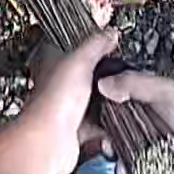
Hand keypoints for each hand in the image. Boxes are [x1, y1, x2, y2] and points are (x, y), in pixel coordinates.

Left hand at [8, 29, 118, 173]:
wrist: (50, 142)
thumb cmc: (56, 98)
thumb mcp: (81, 60)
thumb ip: (96, 44)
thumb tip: (111, 32)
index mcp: (52, 58)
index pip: (72, 44)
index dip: (89, 43)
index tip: (109, 44)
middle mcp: (58, 81)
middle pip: (86, 73)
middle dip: (104, 76)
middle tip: (122, 73)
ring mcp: (67, 106)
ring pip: (93, 99)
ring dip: (107, 101)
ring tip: (124, 96)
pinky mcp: (76, 129)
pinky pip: (97, 125)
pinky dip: (107, 126)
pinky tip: (119, 121)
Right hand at [97, 70, 173, 173]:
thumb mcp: (167, 92)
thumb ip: (134, 83)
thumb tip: (103, 82)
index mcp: (158, 98)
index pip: (125, 94)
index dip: (108, 100)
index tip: (94, 108)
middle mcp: (157, 122)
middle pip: (122, 126)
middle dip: (111, 135)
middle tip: (104, 141)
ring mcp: (160, 150)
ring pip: (129, 153)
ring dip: (121, 159)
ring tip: (117, 164)